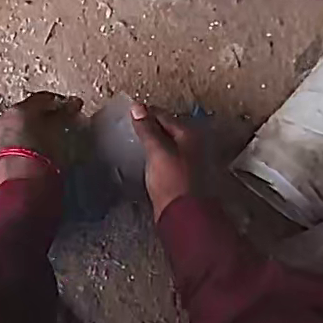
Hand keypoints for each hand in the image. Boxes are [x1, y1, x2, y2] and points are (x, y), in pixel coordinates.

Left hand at [0, 92, 83, 185]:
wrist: (23, 185)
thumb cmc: (45, 155)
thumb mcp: (59, 131)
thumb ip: (65, 115)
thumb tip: (72, 105)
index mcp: (20, 109)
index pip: (43, 98)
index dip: (61, 102)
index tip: (74, 108)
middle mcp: (4, 117)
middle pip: (28, 111)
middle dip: (45, 115)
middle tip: (62, 122)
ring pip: (18, 125)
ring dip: (33, 128)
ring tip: (49, 137)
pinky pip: (12, 139)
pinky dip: (24, 140)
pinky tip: (35, 148)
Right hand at [130, 101, 205, 219]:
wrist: (183, 215)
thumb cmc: (173, 181)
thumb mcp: (157, 150)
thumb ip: (147, 128)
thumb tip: (137, 107)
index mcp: (189, 134)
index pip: (163, 115)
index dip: (146, 112)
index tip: (130, 111)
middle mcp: (192, 145)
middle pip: (168, 128)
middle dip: (150, 125)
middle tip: (132, 124)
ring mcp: (188, 161)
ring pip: (167, 143)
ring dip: (153, 140)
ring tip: (136, 140)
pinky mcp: (181, 175)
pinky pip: (166, 157)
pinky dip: (155, 154)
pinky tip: (146, 159)